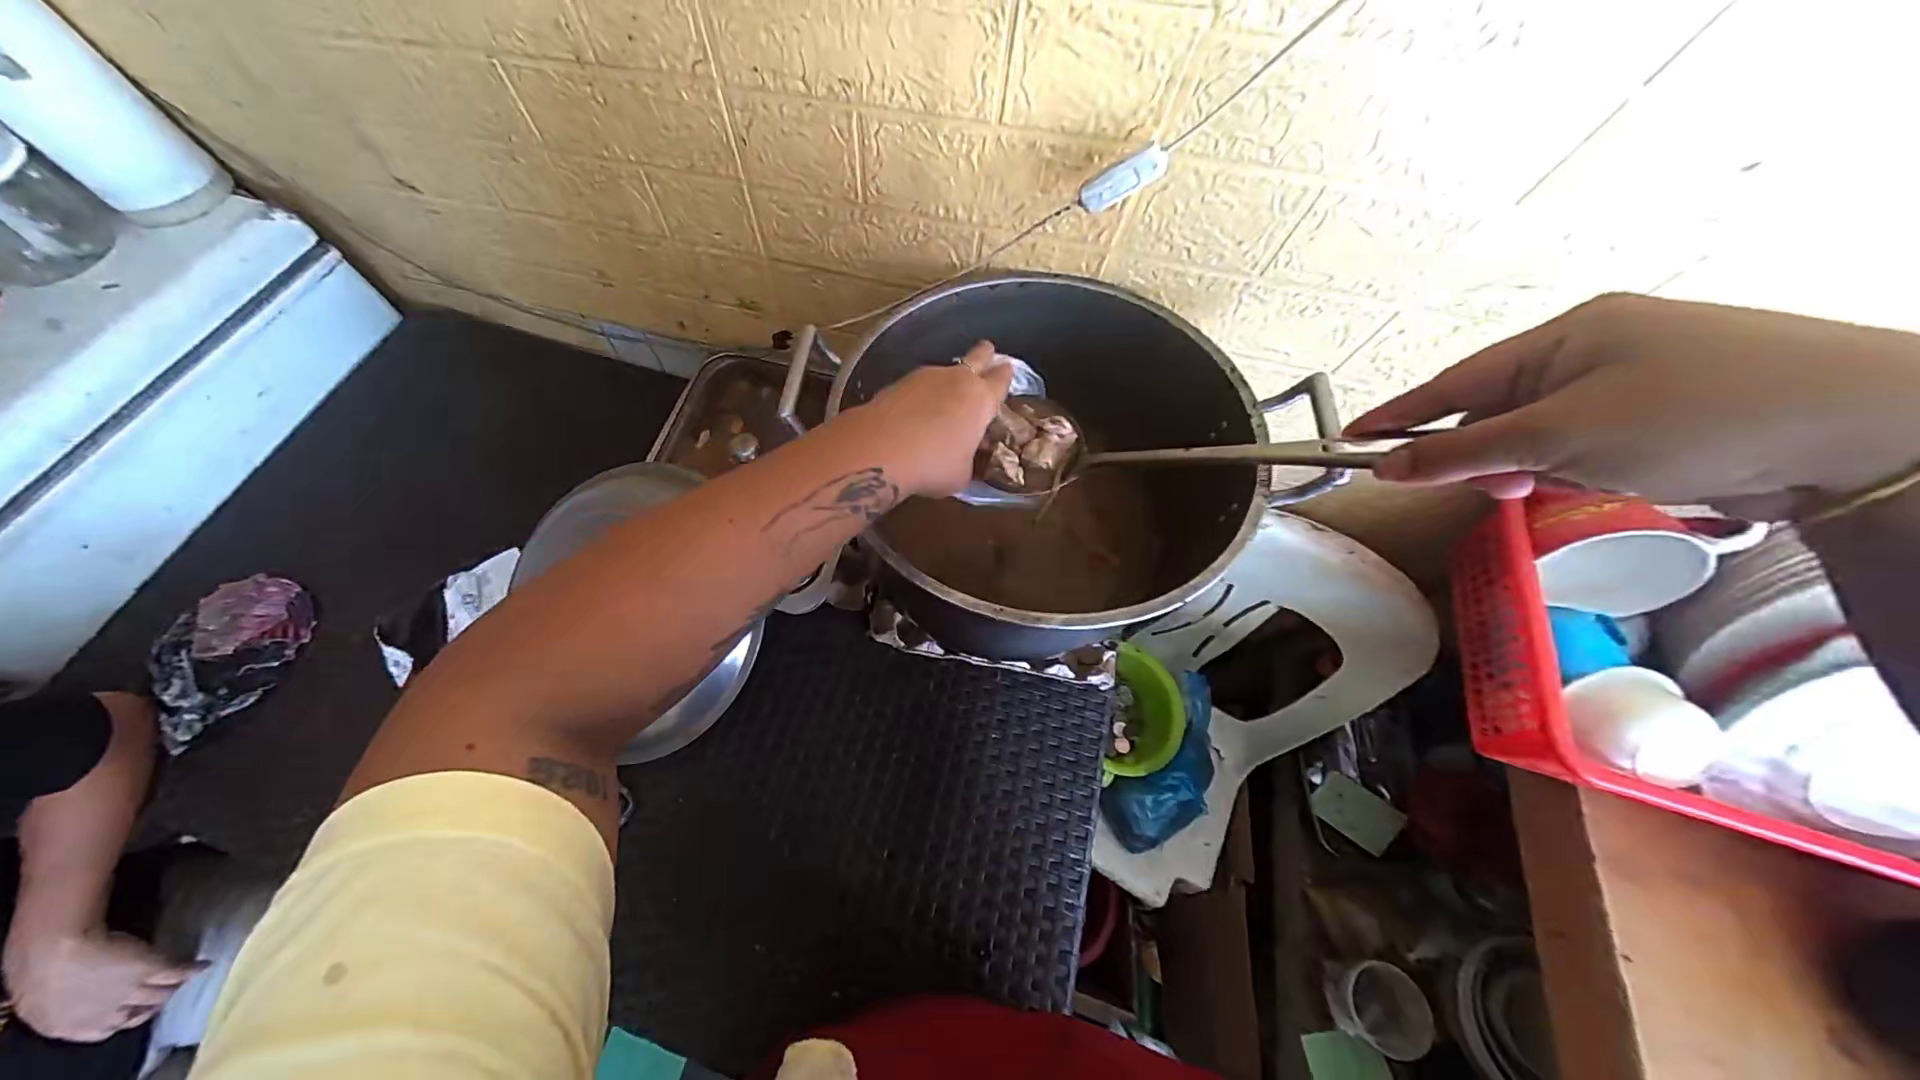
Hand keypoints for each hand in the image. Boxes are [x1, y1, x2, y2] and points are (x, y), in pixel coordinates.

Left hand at [5, 930, 201, 1041]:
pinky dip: (194, 969)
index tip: (134, 1010)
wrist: (51, 952)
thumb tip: (88, 1005)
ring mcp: (131, 991)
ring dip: (175, 987)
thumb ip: (69, 1009)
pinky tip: (204, 965)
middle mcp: (106, 1014)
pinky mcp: (151, 970)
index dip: (124, 1019)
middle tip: (165, 993)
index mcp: (74, 1028)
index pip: (109, 1030)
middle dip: (154, 1004)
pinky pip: (178, 972)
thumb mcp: (44, 1004)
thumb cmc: (36, 976)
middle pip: (142, 1011)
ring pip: (163, 994)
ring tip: (185, 979)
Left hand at [834, 340, 1015, 496]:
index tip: (1007, 369)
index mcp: (981, 399)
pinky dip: (921, 394)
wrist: (878, 450)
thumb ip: (968, 461)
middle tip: (987, 352)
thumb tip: (964, 458)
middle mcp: (956, 379)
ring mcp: (924, 377)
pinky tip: (916, 409)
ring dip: (947, 379)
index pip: (1001, 379)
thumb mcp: (961, 474)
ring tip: (945, 395)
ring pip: (943, 371)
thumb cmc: (932, 465)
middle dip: (984, 355)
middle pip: (977, 356)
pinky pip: (917, 385)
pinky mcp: (895, 383)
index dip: (1005, 375)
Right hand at [1347, 294, 1919, 513]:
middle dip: (1479, 451)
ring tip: (1542, 487)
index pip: (1455, 381)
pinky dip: (1567, 466)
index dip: (1399, 414)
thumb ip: (1463, 453)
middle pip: (1495, 407)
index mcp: (1566, 334)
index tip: (1351, 436)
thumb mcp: (1560, 438)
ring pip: (1538, 430)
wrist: (1870, 429)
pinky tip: (1585, 480)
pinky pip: (1580, 441)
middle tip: (1483, 487)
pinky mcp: (1664, 411)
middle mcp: (1595, 348)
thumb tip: (1386, 467)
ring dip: (1527, 464)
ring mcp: (1633, 378)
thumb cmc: (1698, 415)